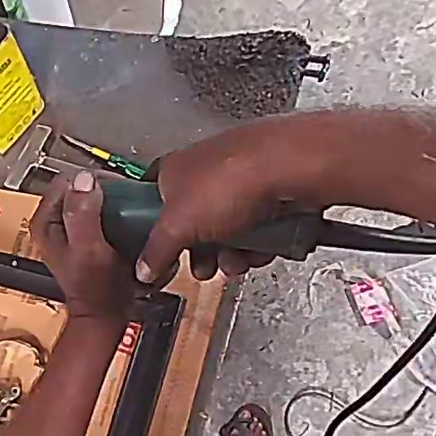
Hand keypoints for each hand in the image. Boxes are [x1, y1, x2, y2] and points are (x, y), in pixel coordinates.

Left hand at [32, 171, 136, 320]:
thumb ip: (82, 214)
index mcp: (45, 222)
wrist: (106, 313)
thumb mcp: (88, 248)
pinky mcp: (86, 237)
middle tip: (122, 199)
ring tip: (126, 209)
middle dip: (102, 190)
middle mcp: (54, 223)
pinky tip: (124, 220)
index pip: (66, 180)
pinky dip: (112, 213)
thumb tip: (84, 180)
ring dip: (109, 201)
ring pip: (91, 199)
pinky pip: (100, 213)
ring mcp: (71, 230)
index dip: (91, 181)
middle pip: (80, 188)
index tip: (112, 189)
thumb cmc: (96, 289)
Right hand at [135, 118, 315, 283]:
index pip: (150, 201)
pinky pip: (255, 229)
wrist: (291, 167)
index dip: (152, 230)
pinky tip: (261, 251)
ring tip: (237, 262)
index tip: (156, 254)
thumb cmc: (232, 179)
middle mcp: (204, 173)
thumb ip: (156, 251)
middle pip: (193, 224)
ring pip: (227, 231)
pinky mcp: (267, 195)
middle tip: (204, 268)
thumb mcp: (178, 226)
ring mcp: (237, 183)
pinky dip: (257, 244)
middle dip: (200, 253)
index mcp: (173, 171)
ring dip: (231, 254)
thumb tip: (143, 269)